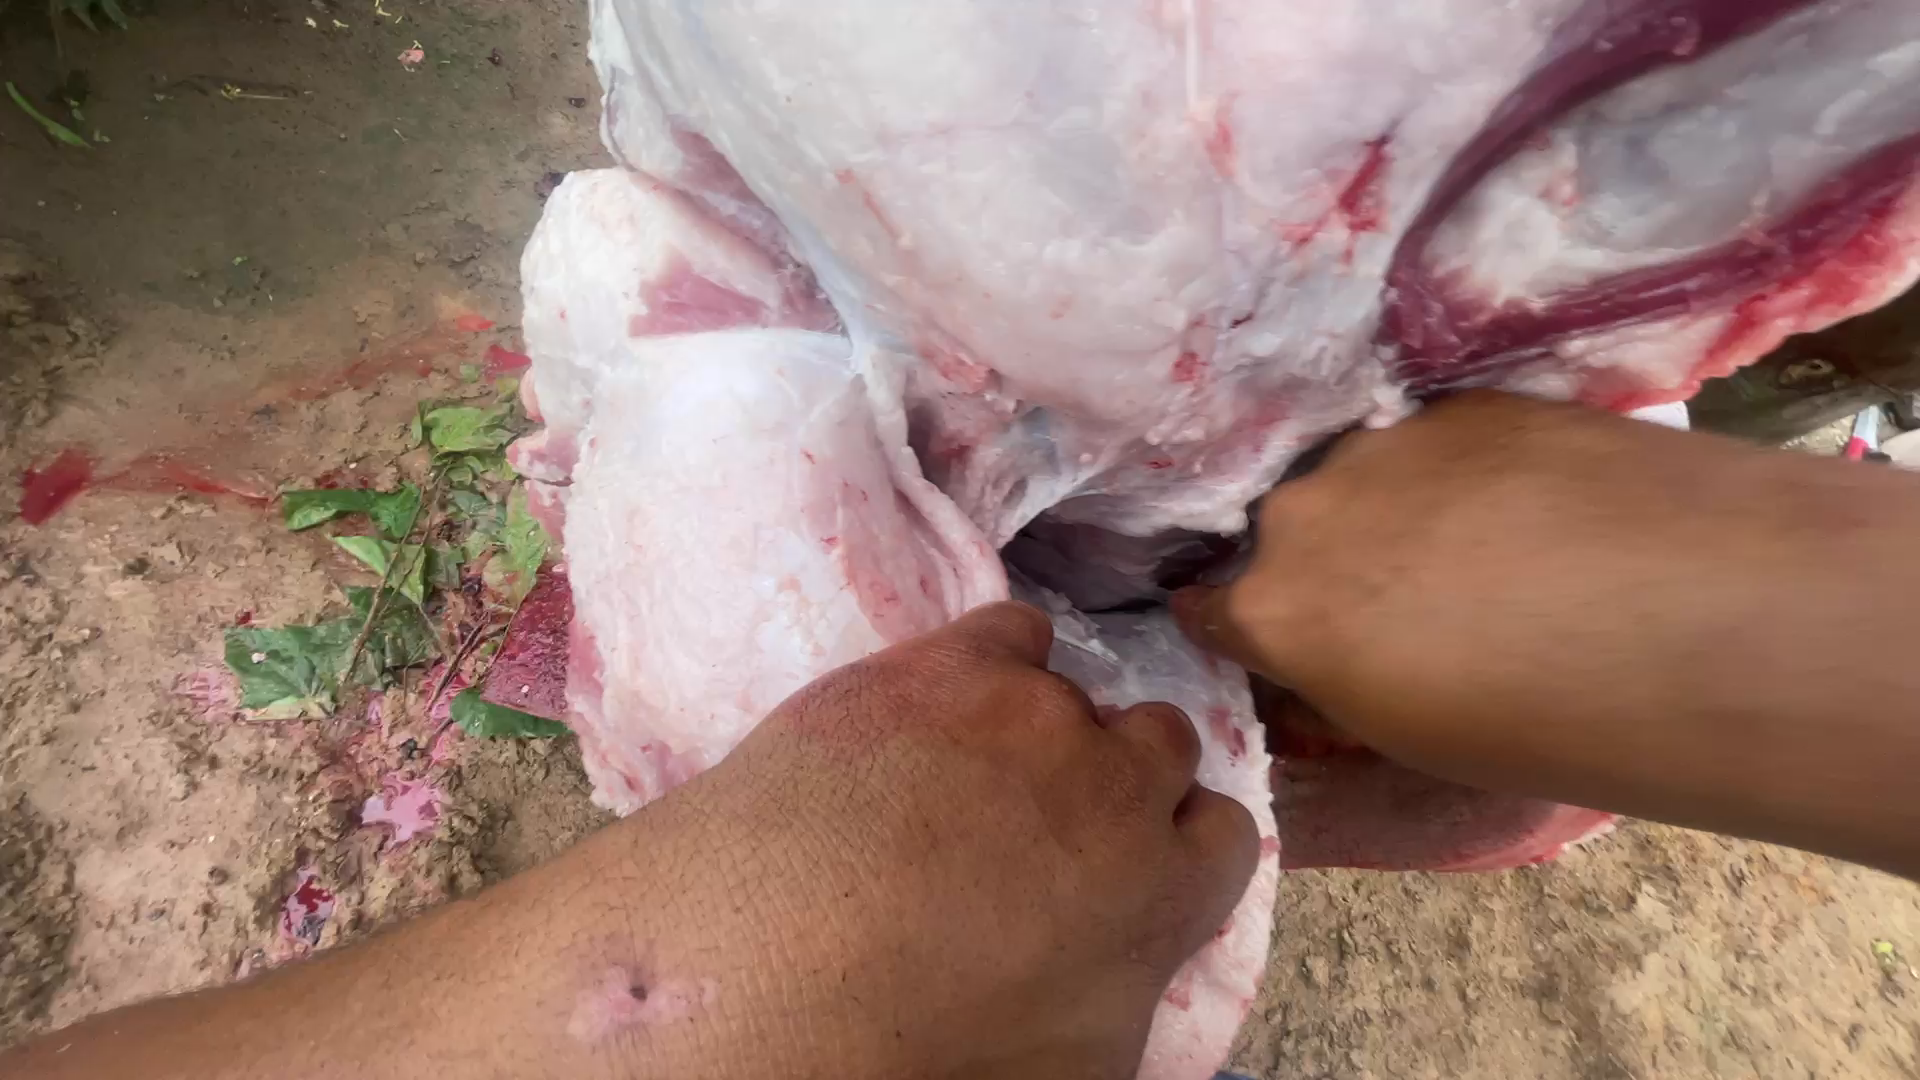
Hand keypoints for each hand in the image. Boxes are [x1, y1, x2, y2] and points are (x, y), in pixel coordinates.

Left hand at [605, 601, 1259, 1079]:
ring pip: (1076, 689)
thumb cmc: (913, 1048)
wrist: (770, 962)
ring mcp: (1037, 713)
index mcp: (1161, 894)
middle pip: (1161, 737)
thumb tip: (1122, 941)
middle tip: (1043, 802)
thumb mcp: (1063, 1061)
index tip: (1126, 843)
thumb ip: (1123, 979)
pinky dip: (997, 656)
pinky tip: (950, 693)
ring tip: (966, 759)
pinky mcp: (959, 664)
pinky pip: (1014, 630)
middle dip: (1117, 768)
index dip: (1175, 832)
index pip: (1222, 831)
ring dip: (1042, 721)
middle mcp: (1118, 786)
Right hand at [1172, 390, 1919, 877]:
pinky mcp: (1452, 405)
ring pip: (1344, 479)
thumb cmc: (1537, 724)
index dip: (1220, 617)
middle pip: (1273, 534)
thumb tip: (1303, 649)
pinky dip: (1446, 472)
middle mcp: (1294, 517)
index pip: (1198, 603)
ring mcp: (1371, 449)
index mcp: (1268, 609)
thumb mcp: (1395, 732)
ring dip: (1374, 508)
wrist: (1712, 627)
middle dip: (1307, 561)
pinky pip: (1419, 443)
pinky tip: (1516, 498)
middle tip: (1380, 588)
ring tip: (1461, 537)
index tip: (1241, 623)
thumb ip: (1318, 673)